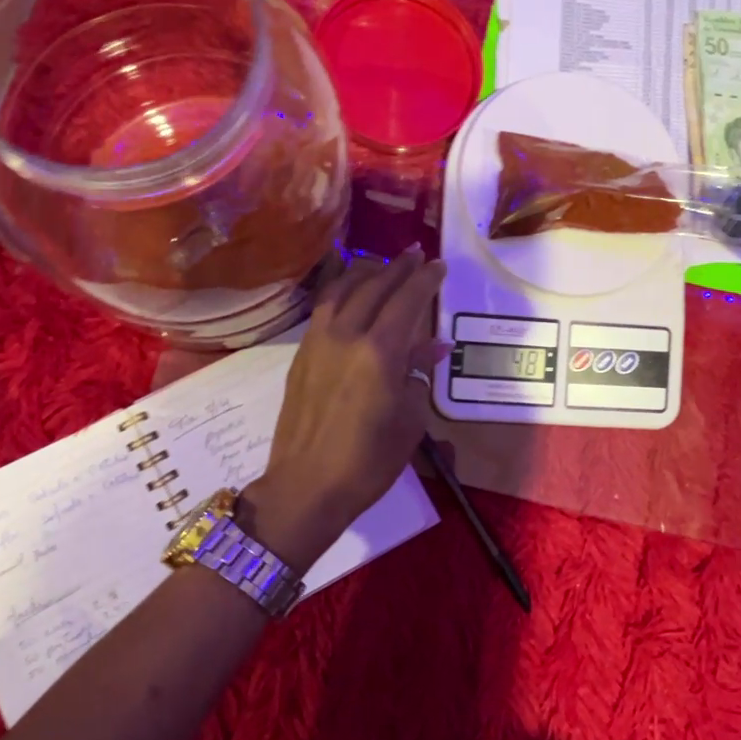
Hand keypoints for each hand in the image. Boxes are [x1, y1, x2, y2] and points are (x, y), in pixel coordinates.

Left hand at [242, 249, 445, 572]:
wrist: (307, 484)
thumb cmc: (369, 461)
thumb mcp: (409, 421)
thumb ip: (418, 376)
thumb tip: (432, 347)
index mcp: (380, 353)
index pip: (407, 300)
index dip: (425, 279)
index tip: (438, 265)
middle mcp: (347, 336)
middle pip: (374, 286)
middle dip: (397, 267)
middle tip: (415, 255)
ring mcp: (319, 341)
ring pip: (342, 289)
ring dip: (365, 271)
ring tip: (381, 264)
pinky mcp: (302, 353)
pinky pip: (323, 307)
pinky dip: (340, 289)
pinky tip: (349, 289)